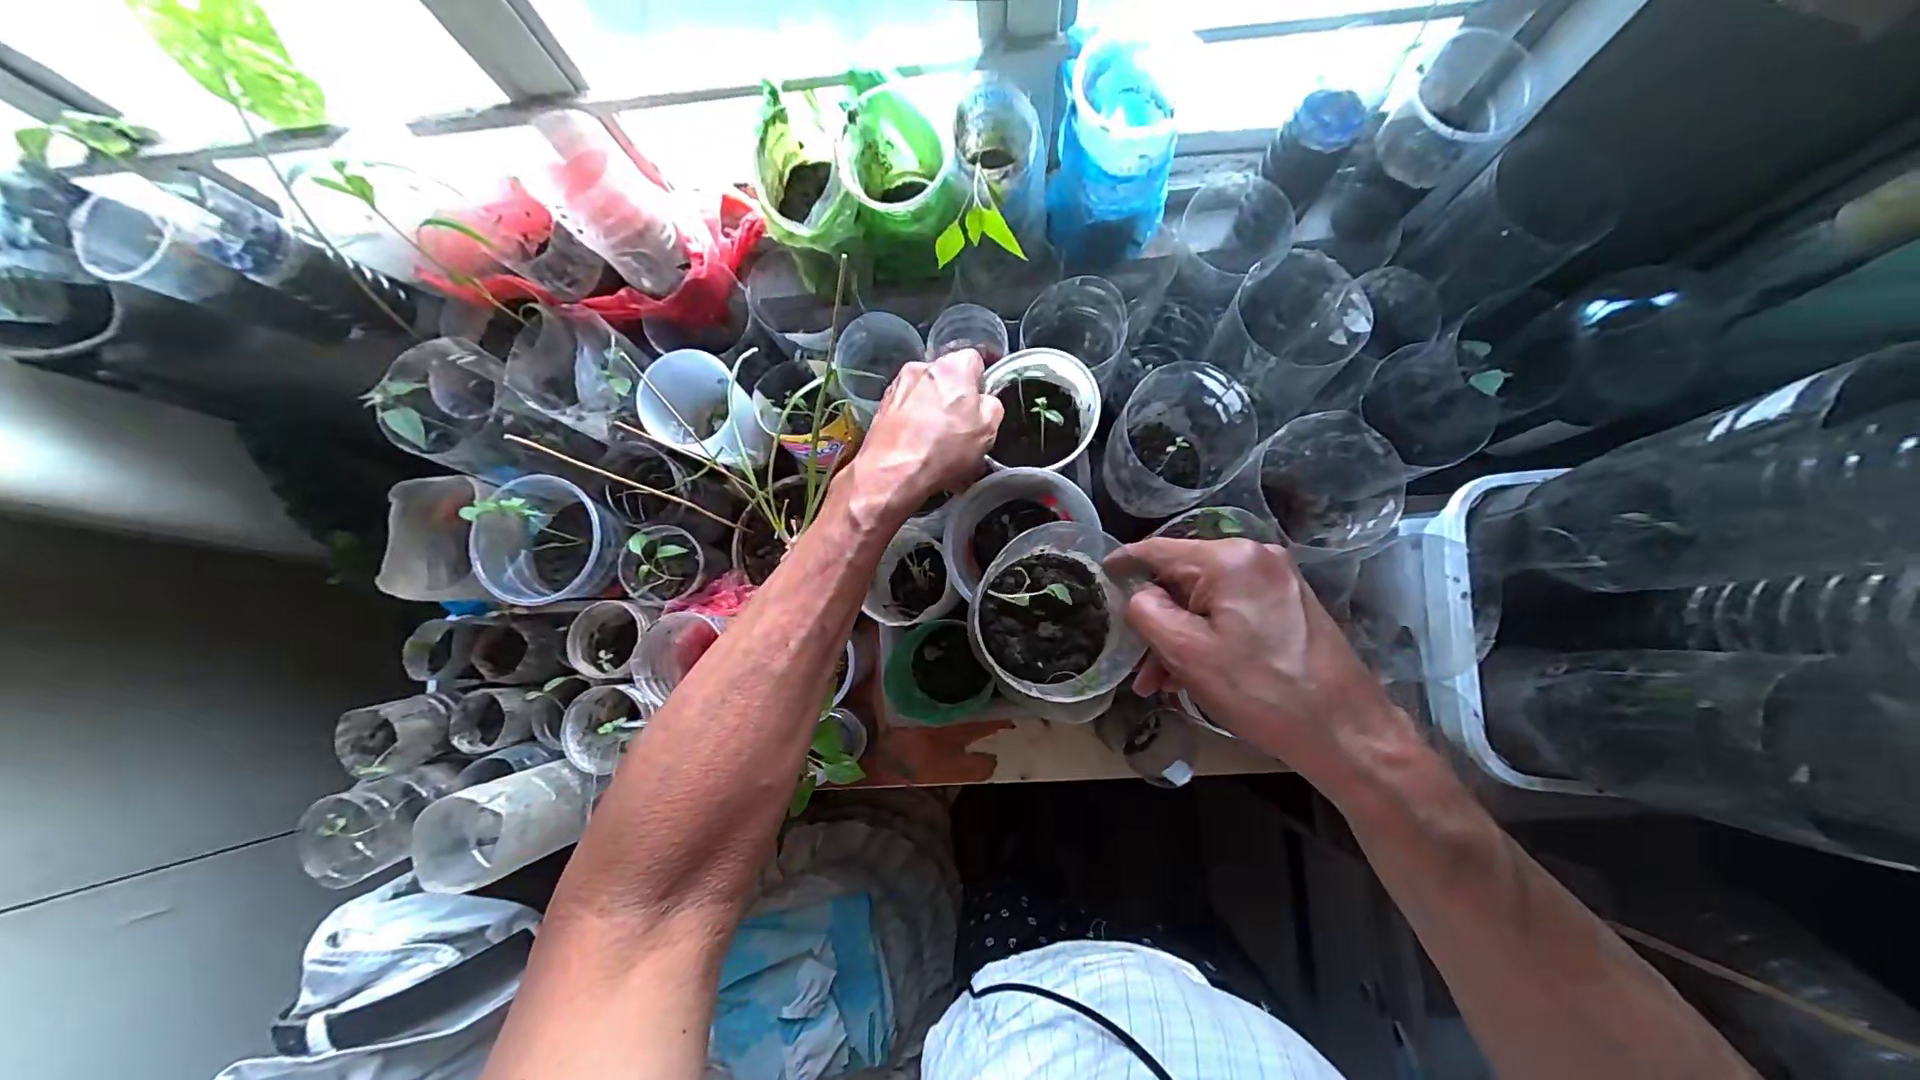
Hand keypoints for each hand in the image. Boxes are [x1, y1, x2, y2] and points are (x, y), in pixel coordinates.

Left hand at [845, 348, 1002, 511]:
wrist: (891, 474)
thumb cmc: (940, 451)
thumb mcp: (988, 431)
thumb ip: (992, 407)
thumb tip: (986, 403)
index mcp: (953, 367)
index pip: (975, 360)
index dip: (982, 383)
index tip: (983, 402)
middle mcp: (921, 368)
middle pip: (947, 379)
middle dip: (956, 400)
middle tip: (963, 430)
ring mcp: (898, 387)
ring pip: (925, 395)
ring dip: (934, 413)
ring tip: (940, 446)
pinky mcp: (882, 407)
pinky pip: (907, 411)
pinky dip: (915, 425)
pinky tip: (920, 450)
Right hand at [1107, 537, 1414, 788]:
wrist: (1347, 732)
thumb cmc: (1261, 690)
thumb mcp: (1187, 652)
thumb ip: (1146, 612)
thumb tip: (1139, 595)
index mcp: (1230, 559)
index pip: (1158, 550)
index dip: (1123, 563)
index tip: (1099, 576)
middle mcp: (1256, 557)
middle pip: (1183, 579)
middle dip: (1155, 620)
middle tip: (1136, 661)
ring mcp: (1276, 580)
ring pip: (1205, 601)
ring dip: (1179, 636)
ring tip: (1159, 682)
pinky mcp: (1287, 605)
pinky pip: (1231, 612)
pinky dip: (1208, 637)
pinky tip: (1192, 674)